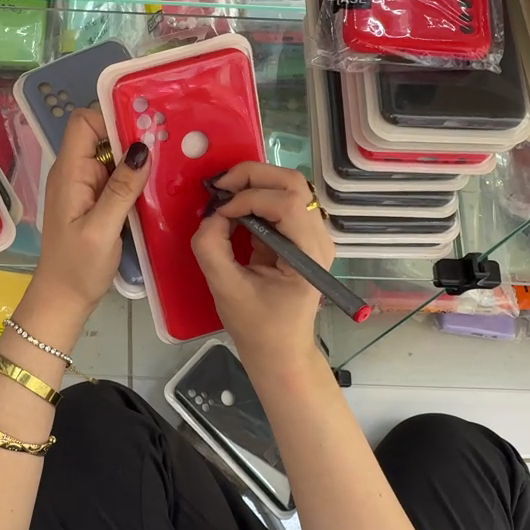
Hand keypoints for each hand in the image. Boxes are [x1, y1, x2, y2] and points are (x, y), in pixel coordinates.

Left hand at [29, 108, 150, 320]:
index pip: (84, 123)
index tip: (143, 132)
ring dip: (135, 158)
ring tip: (165, 163)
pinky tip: (153, 186)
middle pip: (100, 135)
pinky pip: (114, 177)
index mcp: (69, 173)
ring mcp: (84, 187)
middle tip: (164, 145)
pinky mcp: (95, 201)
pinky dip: (132, 178)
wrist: (65, 298)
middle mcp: (74, 173)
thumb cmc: (78, 267)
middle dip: (130, 136)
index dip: (111, 119)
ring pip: (110, 156)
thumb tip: (141, 149)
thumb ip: (120, 189)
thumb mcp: (102, 228)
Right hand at [190, 162, 334, 368]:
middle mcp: (318, 238)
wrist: (280, 352)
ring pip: (289, 186)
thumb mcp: (226, 290)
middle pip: (292, 182)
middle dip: (252, 176)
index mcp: (308, 254)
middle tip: (219, 187)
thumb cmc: (258, 328)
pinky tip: (235, 209)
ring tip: (225, 197)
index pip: (287, 203)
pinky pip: (281, 201)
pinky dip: (256, 196)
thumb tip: (210, 216)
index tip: (218, 214)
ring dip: (254, 183)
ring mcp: (313, 235)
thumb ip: (212, 249)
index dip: (248, 198)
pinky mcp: (300, 236)